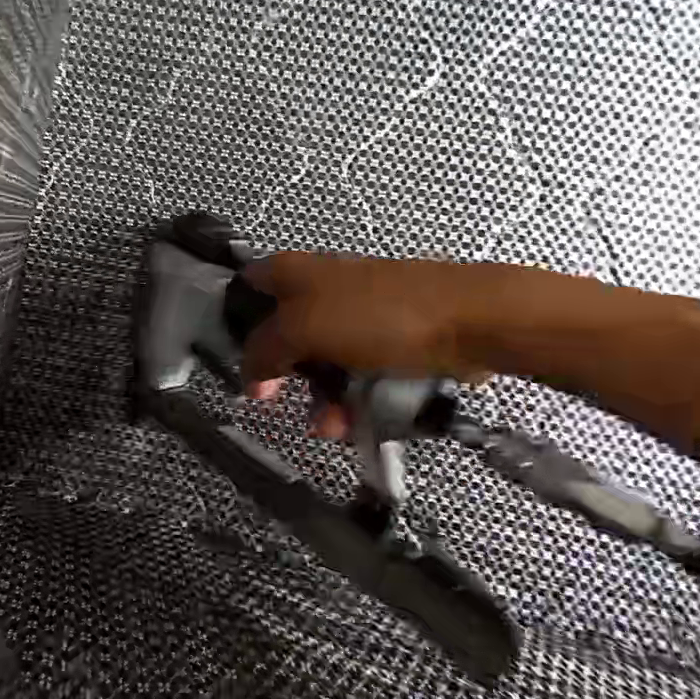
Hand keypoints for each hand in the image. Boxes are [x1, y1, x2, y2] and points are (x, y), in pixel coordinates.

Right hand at [240, 253, 506, 438]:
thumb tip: (249, 377)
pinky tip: (351, 422)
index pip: (244, 290)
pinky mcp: (383, 340)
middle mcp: (317, 288)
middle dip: (280, 372)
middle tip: (275, 399)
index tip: (235, 361)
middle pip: (281, 332)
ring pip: (318, 360)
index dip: (234, 324)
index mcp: (291, 272)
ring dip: (318, 395)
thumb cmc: (374, 316)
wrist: (465, 320)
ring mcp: (353, 315)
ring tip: (328, 426)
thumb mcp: (302, 328)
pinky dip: (349, 397)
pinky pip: (352, 372)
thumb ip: (263, 350)